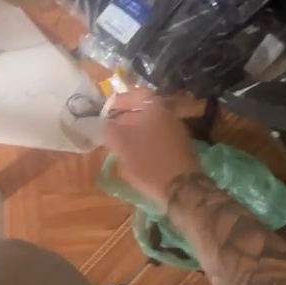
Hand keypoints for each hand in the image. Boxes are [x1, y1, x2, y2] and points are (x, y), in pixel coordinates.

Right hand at [100, 88, 200, 207]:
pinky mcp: (180, 150)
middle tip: (110, 128)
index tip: (107, 109)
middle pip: (144, 111)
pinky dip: (145, 143)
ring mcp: (177, 133)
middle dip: (125, 118)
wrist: (182, 189)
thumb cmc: (149, 161)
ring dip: (134, 132)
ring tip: (119, 144)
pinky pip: (158, 139)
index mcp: (156, 109)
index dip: (120, 101)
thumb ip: (109, 130)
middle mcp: (169, 116)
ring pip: (151, 126)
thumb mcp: (122, 145)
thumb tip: (103, 124)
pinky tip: (135, 156)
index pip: (137, 95)